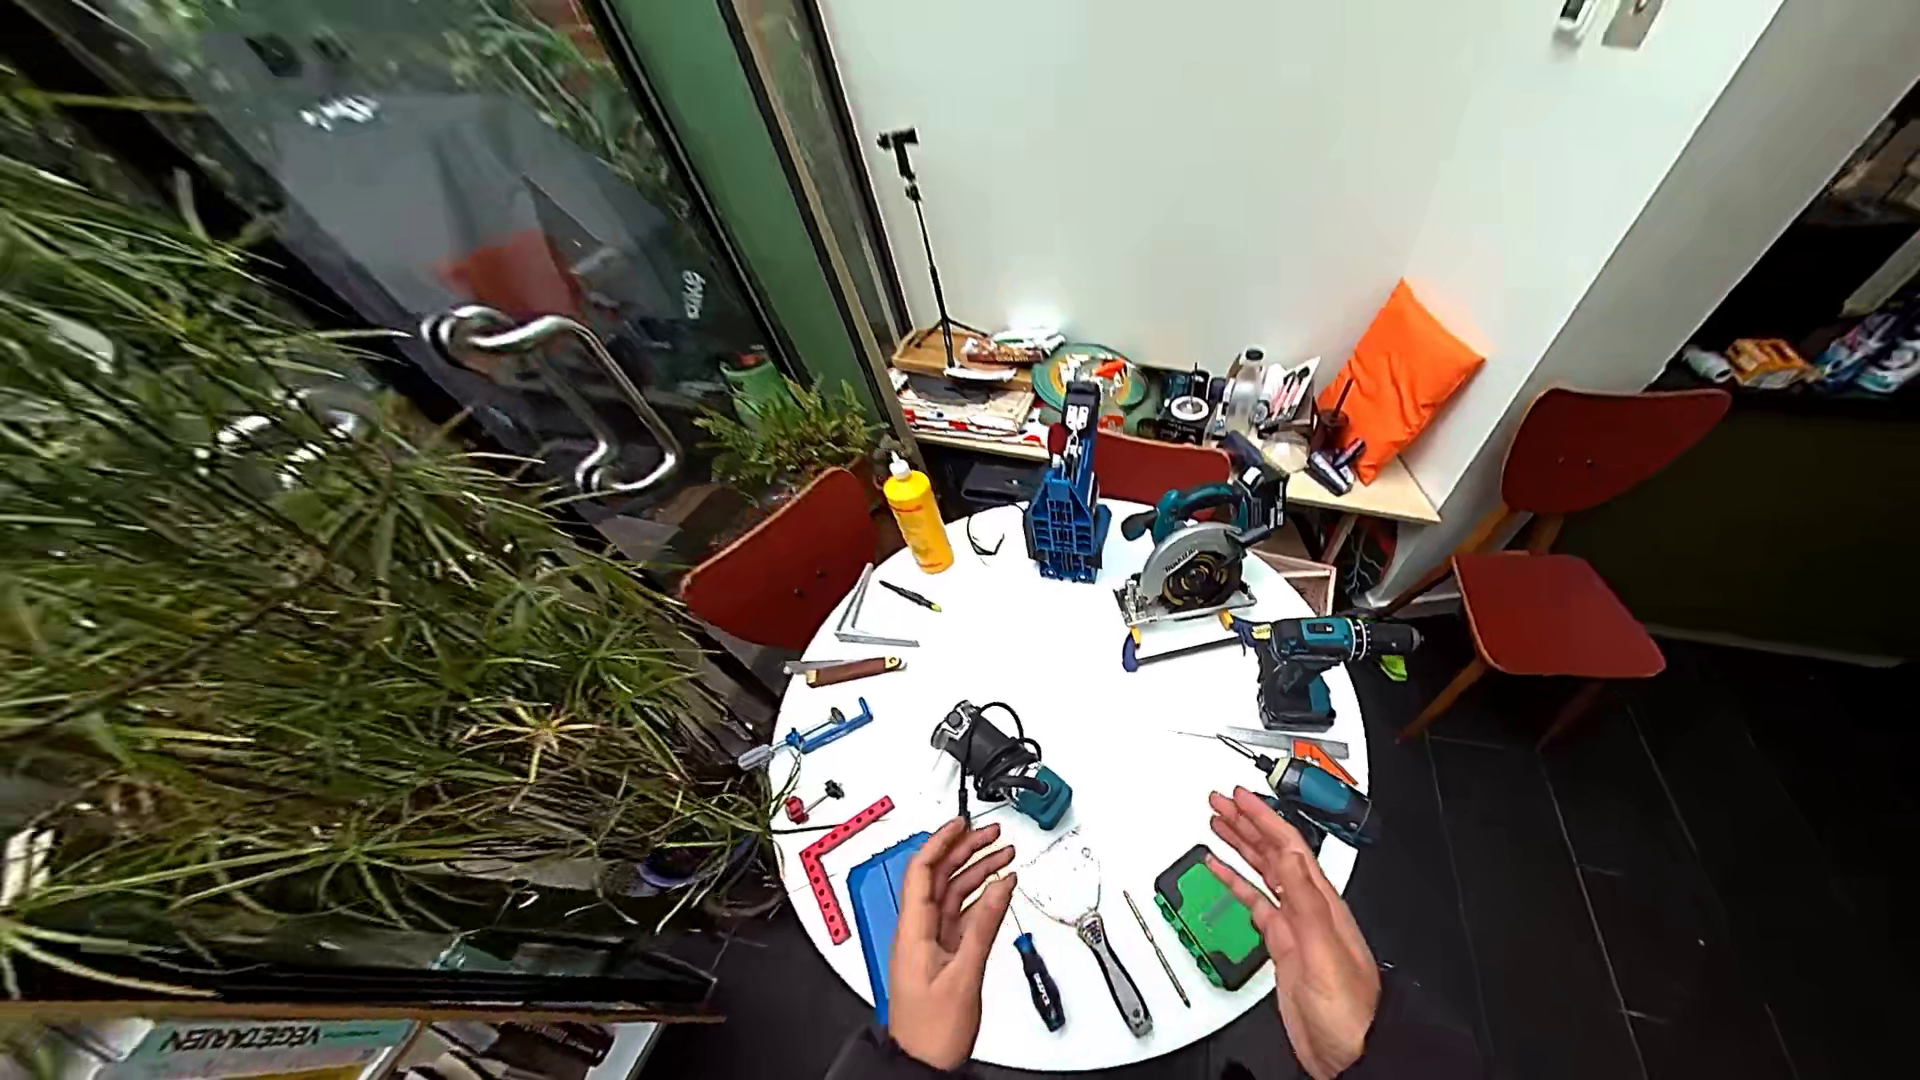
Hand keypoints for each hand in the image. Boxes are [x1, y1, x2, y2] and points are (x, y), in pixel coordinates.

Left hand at [887, 817, 1016, 1070]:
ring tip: (1003, 853)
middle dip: (966, 848)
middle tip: (991, 832)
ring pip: (953, 891)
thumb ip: (983, 926)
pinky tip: (999, 887)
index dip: (940, 839)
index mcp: (913, 928)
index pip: (922, 868)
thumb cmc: (931, 1032)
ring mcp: (933, 938)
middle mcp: (920, 927)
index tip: (961, 822)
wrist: (922, 1068)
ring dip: (977, 870)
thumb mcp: (964, 974)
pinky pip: (963, 912)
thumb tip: (999, 885)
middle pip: (941, 874)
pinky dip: (982, 897)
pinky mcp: (945, 951)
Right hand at [1206, 787, 1380, 1079]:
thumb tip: (1289, 852)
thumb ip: (1304, 898)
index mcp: (1318, 899)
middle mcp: (1305, 904)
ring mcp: (1291, 921)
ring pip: (1260, 868)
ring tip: (1217, 821)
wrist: (1351, 1054)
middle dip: (1245, 820)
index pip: (1287, 844)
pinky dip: (1233, 879)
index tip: (1240, 795)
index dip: (1262, 816)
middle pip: (1271, 850)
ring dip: (1238, 842)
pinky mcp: (1279, 940)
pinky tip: (1219, 868)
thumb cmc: (1349, 1009)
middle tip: (1220, 800)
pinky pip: (1252, 899)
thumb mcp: (1323, 946)